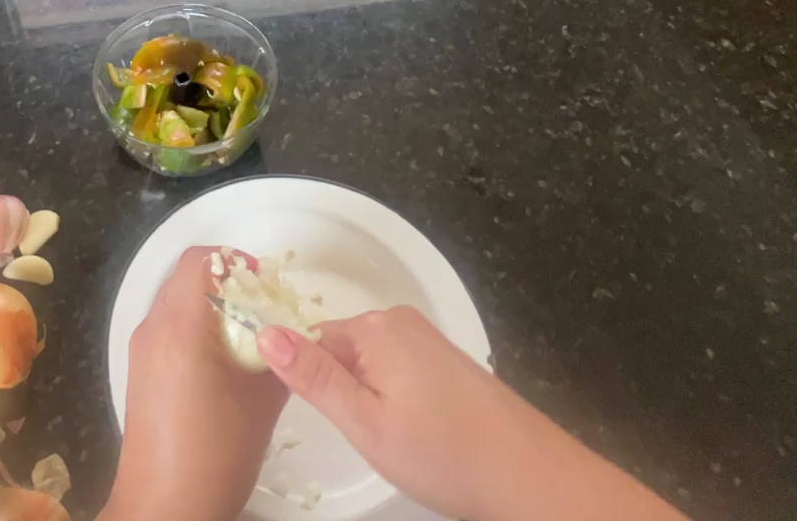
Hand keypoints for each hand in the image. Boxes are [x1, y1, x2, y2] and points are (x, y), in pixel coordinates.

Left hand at [101, 247, 288, 520]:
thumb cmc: (214, 455)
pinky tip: (220, 361)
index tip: (260, 281)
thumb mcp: (261, 403)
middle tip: (259, 305)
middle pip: (186, 276)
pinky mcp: (138, 369)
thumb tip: (292, 334)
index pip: (199, 260)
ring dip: (208, 303)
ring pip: (175, 300)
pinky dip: (193, 325)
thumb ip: (279, 357)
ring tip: (244, 334)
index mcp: (181, 327)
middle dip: (224, 280)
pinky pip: (166, 326)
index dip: (232, 259)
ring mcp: (141, 349)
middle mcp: (154, 328)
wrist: (163, 508)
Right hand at [258, 307, 689, 520]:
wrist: (533, 477)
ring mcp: (427, 337)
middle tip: (371, 435)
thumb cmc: (444, 453)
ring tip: (399, 439)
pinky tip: (421, 432)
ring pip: (371, 362)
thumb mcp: (365, 423)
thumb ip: (314, 377)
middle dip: (346, 391)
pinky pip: (398, 368)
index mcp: (374, 327)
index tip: (333, 420)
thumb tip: (263, 332)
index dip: (314, 382)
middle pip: (342, 349)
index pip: (313, 341)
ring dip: (372, 397)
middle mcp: (398, 319)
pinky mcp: (446, 357)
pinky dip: (398, 397)